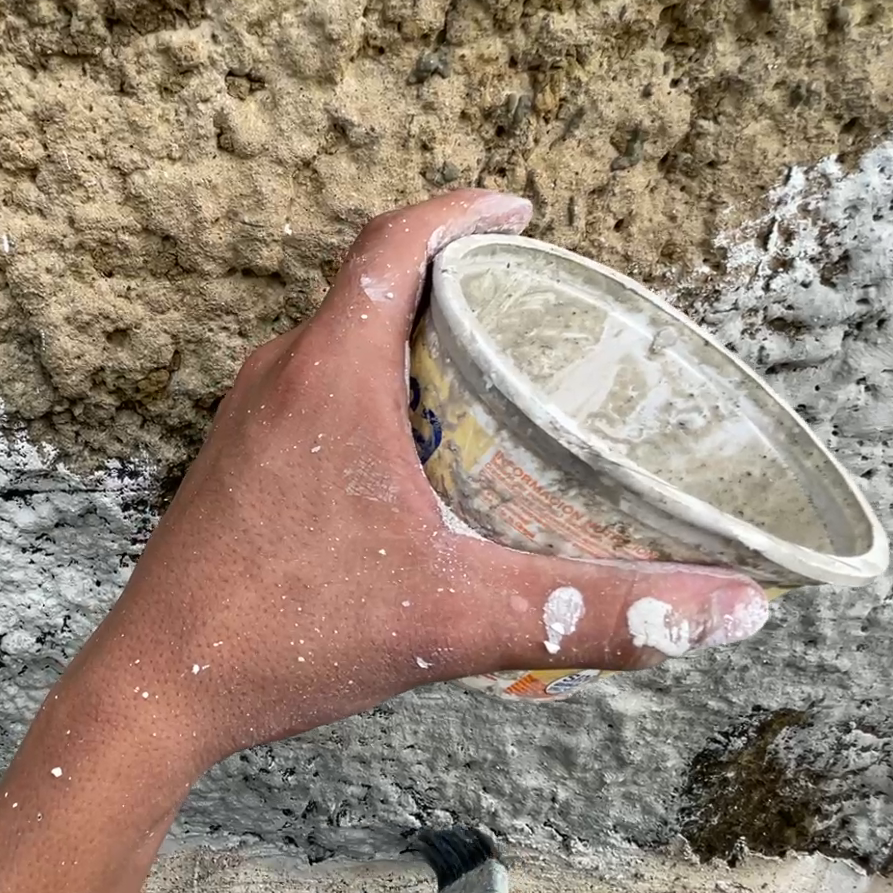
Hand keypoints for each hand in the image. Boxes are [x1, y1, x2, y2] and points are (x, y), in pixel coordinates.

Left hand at [77, 190, 768, 767]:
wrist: (160, 680)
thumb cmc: (289, 635)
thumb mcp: (456, 618)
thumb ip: (596, 612)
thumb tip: (732, 614)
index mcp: (327, 375)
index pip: (393, 245)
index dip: (461, 212)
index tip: (516, 214)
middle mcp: (276, 376)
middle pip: (367, 288)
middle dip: (447, 286)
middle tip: (522, 319)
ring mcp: (244, 417)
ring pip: (333, 343)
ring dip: (401, 343)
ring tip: (474, 380)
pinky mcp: (231, 457)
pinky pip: (303, 391)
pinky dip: (360, 391)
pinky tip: (398, 450)